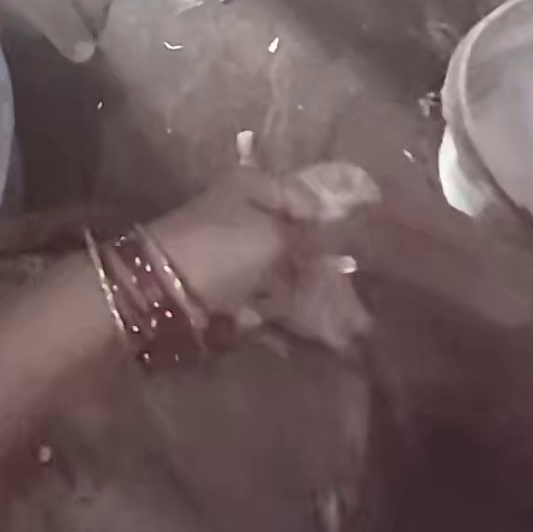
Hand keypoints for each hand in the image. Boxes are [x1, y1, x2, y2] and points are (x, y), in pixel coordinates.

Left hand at [149, 133, 378, 348]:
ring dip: (320, 304)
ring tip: (354, 335)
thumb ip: (309, 238)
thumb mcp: (272, 236)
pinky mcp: (232, 289)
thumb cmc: (220, 249)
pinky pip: (272, 302)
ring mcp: (240, 256)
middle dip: (332, 275)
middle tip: (363, 311)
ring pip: (290, 277)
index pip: (306, 199)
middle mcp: (248, 217)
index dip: (337, 221)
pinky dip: (296, 320)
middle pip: (301, 242)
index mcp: (254, 190)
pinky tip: (325, 342)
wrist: (161, 289)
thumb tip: (339, 237)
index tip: (370, 248)